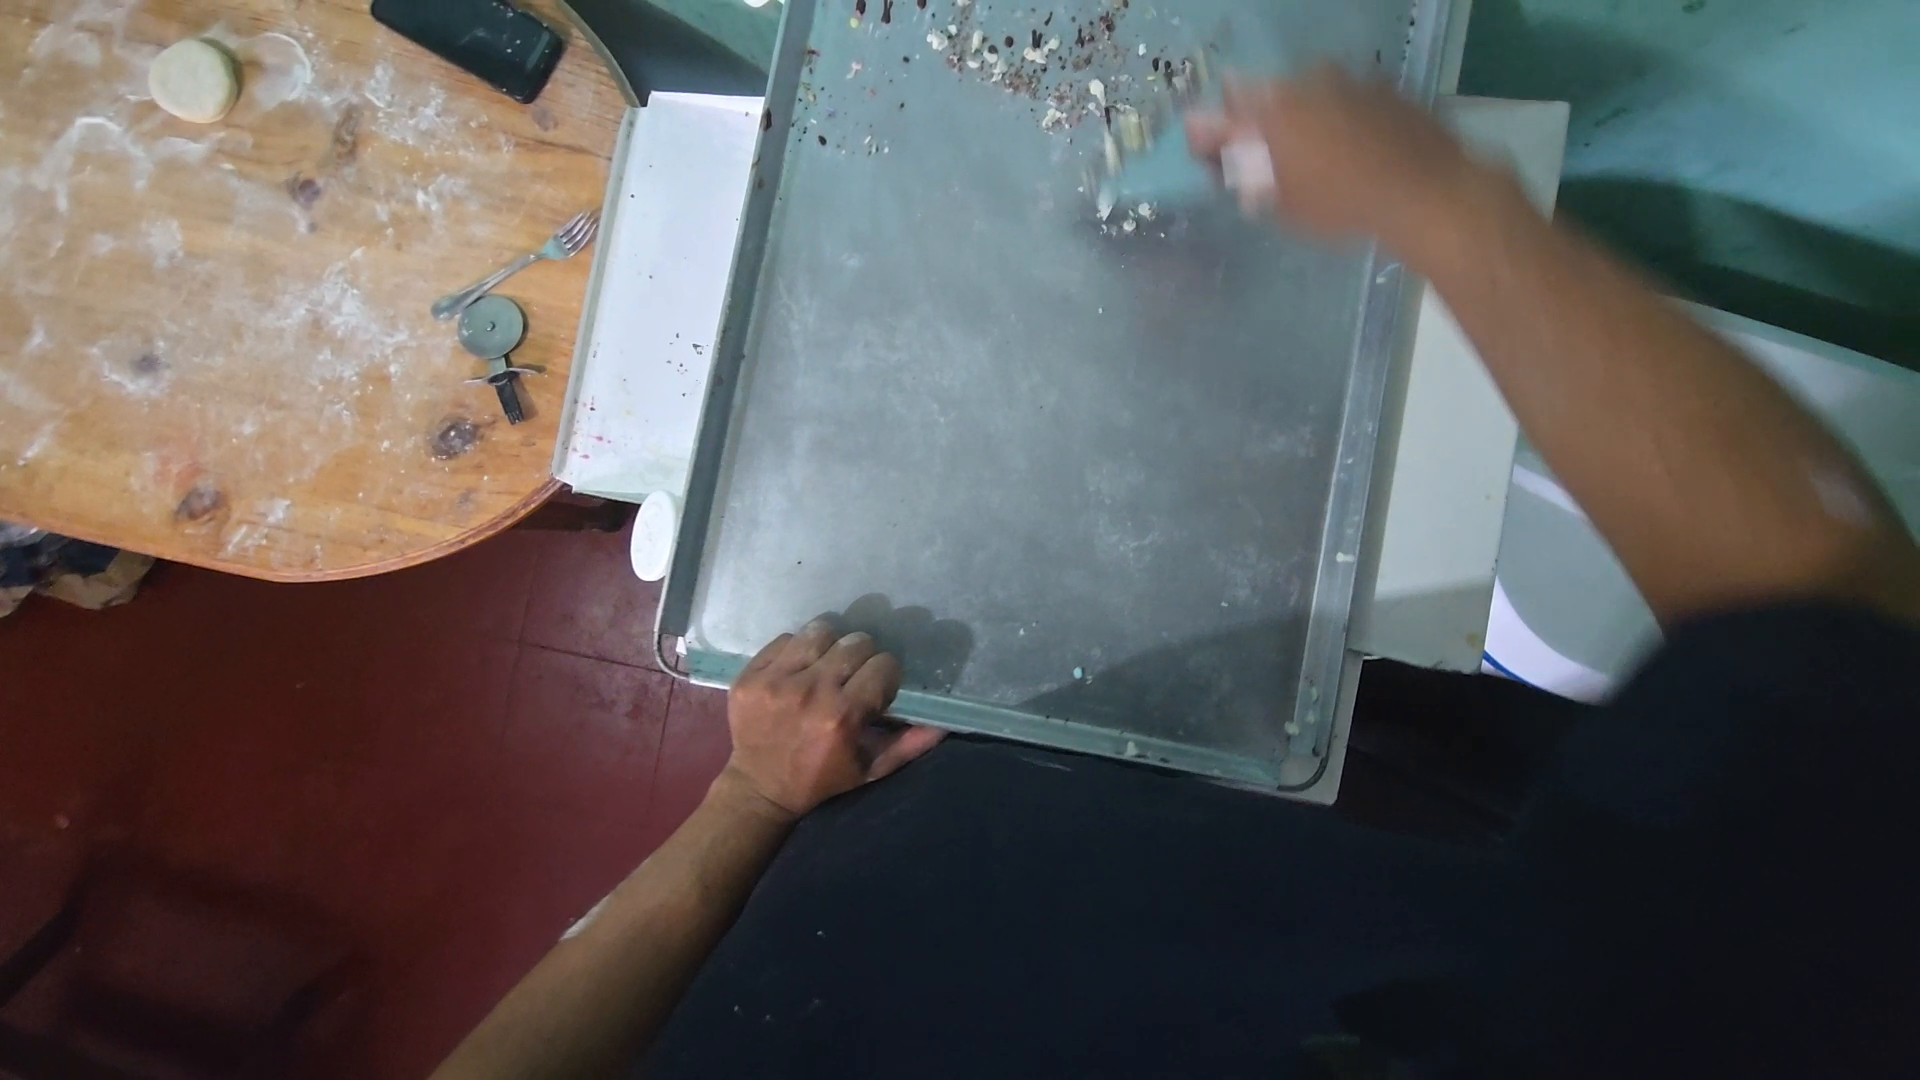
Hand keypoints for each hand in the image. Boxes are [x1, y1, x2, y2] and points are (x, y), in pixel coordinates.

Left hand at [715, 619, 945, 821]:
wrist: (758, 788)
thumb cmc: (822, 779)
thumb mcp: (870, 770)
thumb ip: (908, 745)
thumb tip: (944, 724)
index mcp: (843, 716)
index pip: (884, 665)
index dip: (886, 675)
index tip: (877, 688)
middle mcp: (810, 692)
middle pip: (856, 642)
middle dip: (862, 657)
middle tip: (854, 675)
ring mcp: (776, 680)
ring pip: (820, 631)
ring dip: (830, 645)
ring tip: (826, 665)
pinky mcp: (751, 675)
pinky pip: (785, 638)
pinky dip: (797, 650)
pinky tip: (798, 670)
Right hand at [1185, 65, 1480, 248]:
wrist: (1423, 190)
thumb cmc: (1339, 204)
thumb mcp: (1280, 202)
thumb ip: (1244, 174)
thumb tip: (1222, 165)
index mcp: (1273, 111)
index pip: (1223, 117)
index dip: (1208, 137)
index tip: (1204, 155)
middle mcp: (1307, 83)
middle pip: (1265, 100)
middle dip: (1254, 126)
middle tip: (1254, 162)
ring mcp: (1348, 80)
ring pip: (1305, 97)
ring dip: (1295, 121)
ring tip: (1300, 159)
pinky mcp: (1383, 87)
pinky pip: (1341, 100)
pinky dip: (1331, 120)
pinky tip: (1339, 150)